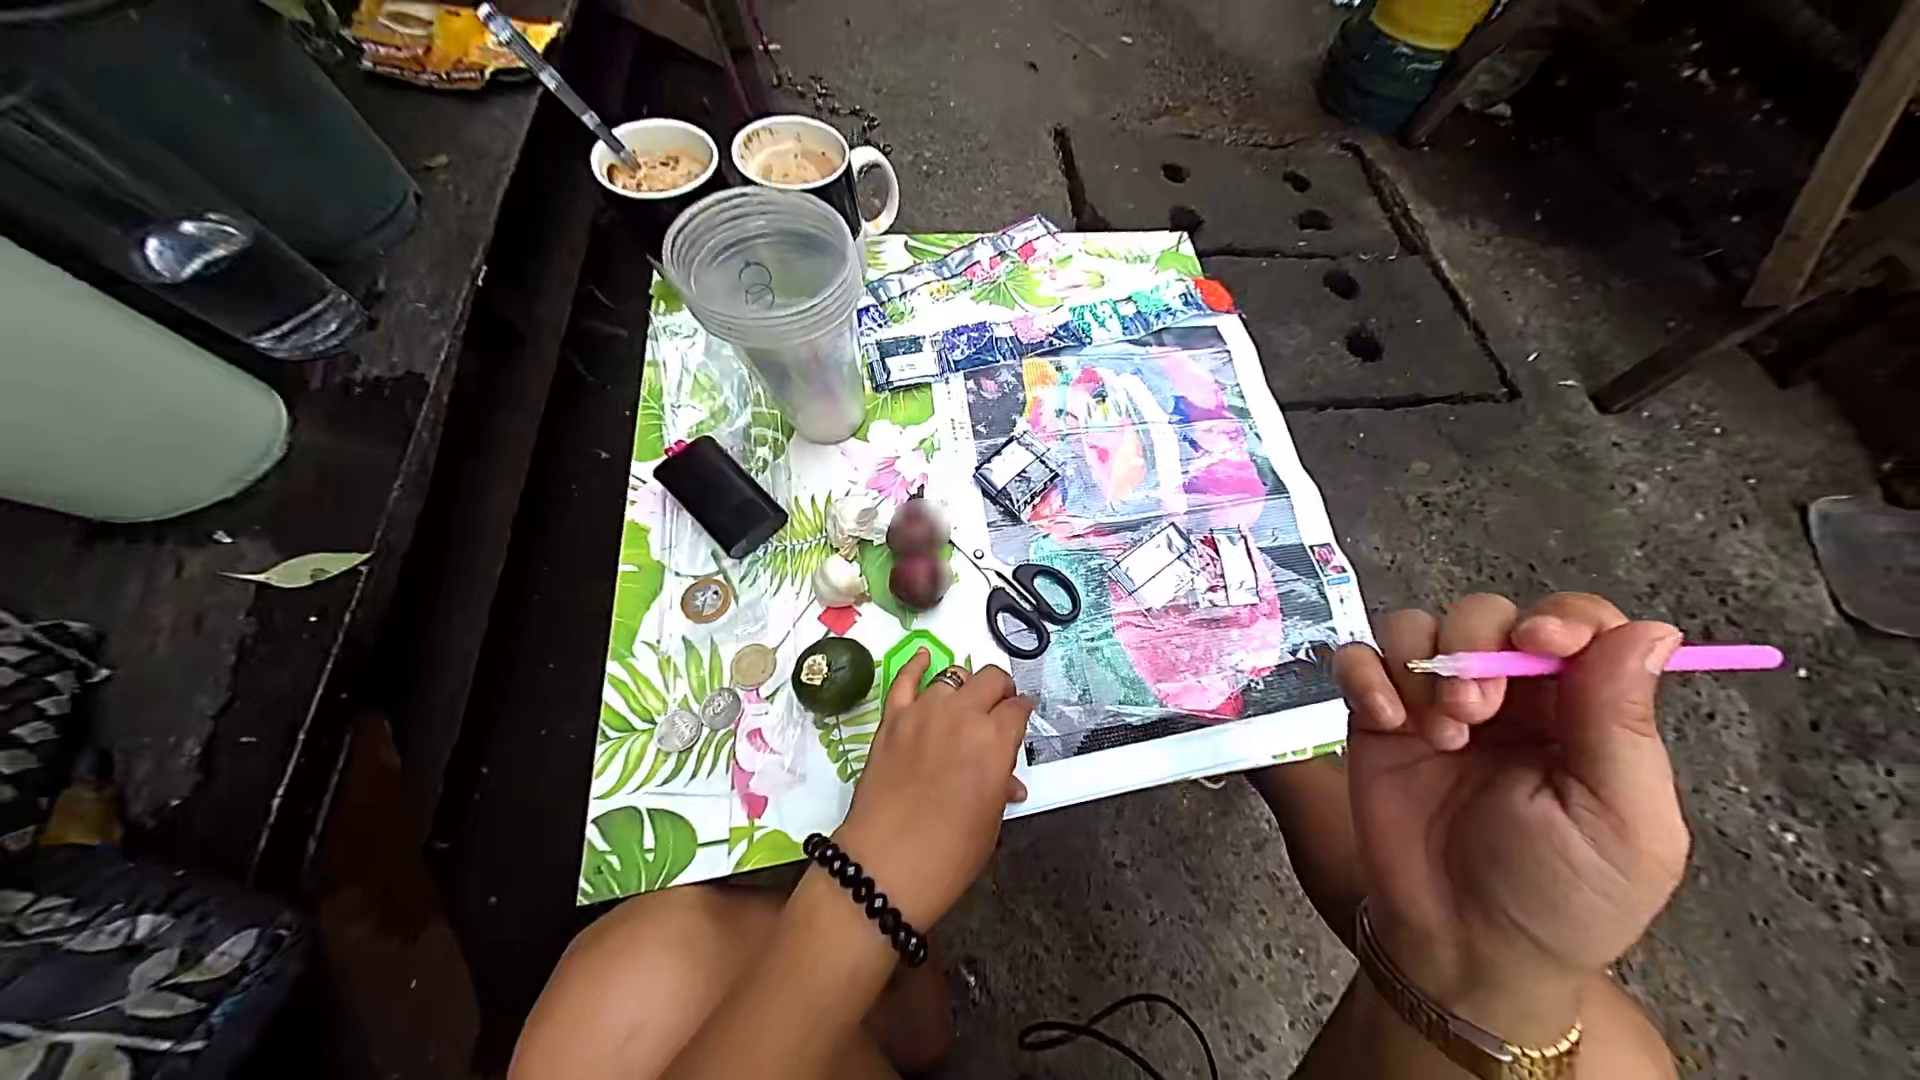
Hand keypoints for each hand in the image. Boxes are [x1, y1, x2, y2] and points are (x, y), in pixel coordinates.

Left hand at [833, 651, 1031, 928]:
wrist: (885, 864)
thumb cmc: (950, 853)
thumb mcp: (990, 822)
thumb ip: (1000, 786)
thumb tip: (1007, 779)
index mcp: (995, 740)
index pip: (1018, 708)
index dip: (1022, 712)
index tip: (1022, 717)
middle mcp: (962, 715)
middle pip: (990, 680)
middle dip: (1000, 690)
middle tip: (999, 708)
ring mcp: (923, 712)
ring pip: (952, 676)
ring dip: (965, 686)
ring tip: (966, 701)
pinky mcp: (892, 719)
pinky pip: (904, 680)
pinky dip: (916, 666)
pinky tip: (925, 659)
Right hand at [1333, 593, 1691, 1043]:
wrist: (1459, 936)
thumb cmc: (1557, 891)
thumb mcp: (1619, 820)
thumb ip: (1620, 723)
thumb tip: (1649, 630)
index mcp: (1577, 710)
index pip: (1574, 625)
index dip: (1559, 617)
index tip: (1540, 642)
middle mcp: (1503, 693)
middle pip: (1483, 615)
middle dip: (1475, 649)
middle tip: (1474, 714)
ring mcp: (1428, 699)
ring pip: (1413, 625)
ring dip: (1418, 665)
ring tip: (1434, 732)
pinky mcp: (1372, 713)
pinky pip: (1355, 657)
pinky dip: (1363, 673)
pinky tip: (1382, 720)